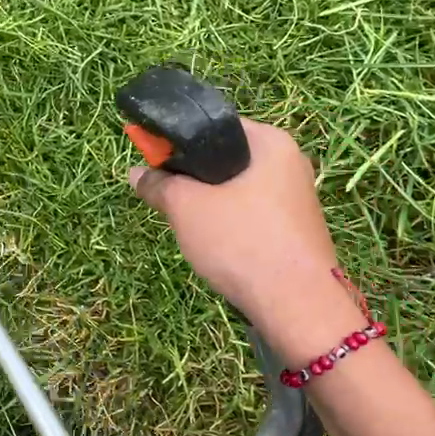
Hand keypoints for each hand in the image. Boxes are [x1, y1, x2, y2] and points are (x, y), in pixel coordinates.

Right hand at [127, 118, 365, 360]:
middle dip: (191, 174)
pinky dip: (226, 220)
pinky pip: (248, 211)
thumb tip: (135, 172)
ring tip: (188, 221)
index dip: (177, 139)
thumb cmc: (241, 241)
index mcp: (272, 143)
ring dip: (206, 200)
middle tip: (167, 192)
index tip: (154, 159)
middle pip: (222, 157)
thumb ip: (156, 182)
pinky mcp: (294, 229)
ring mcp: (295, 199)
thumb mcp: (184, 206)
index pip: (213, 126)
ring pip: (233, 187)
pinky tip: (213, 241)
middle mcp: (289, 164)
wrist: (299, 310)